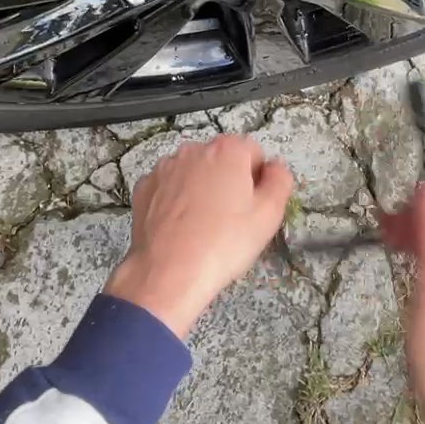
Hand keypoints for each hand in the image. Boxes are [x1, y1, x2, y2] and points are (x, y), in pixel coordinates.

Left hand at [103, 135, 293, 338]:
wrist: (167, 273)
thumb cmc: (222, 245)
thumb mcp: (268, 216)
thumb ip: (279, 181)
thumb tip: (276, 168)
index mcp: (228, 150)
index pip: (253, 152)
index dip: (258, 178)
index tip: (253, 205)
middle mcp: (194, 150)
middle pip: (221, 159)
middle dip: (229, 181)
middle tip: (231, 218)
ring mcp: (166, 166)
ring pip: (194, 171)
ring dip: (201, 188)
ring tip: (204, 226)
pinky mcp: (145, 185)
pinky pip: (169, 186)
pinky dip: (176, 200)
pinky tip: (181, 226)